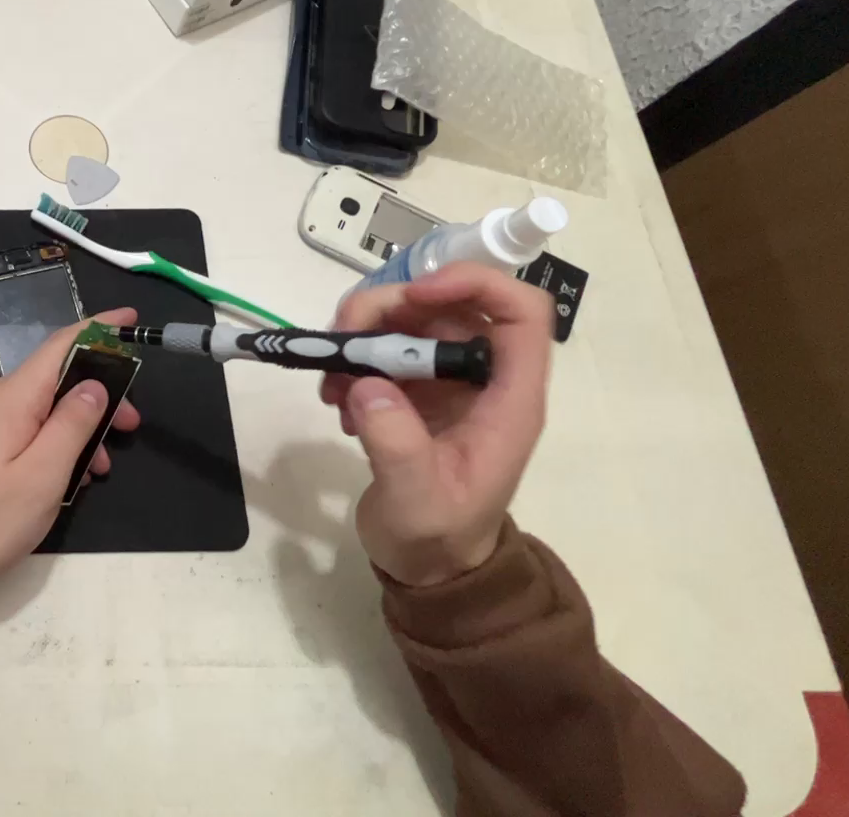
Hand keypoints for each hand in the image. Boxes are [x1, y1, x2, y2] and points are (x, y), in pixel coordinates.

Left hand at [0, 309, 141, 574]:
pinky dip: (56, 439)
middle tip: (131, 424)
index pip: (61, 345)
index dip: (99, 328)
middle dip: (99, 393)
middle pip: (57, 376)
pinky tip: (70, 473)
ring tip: (100, 467)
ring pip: (45, 403)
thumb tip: (95, 385)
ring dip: (79, 425)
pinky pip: (29, 423)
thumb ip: (72, 424)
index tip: (130, 319)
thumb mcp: (43, 475)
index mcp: (12, 397)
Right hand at [321, 264, 551, 586]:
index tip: (413, 295)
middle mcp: (477, 376)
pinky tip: (334, 399)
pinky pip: (378, 349)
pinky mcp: (407, 390)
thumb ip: (397, 442)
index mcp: (506, 398)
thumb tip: (366, 383)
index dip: (473, 285)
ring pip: (404, 321)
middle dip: (387, 309)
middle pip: (443, 306)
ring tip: (331, 381)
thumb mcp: (418, 497)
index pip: (517, 313)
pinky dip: (347, 360)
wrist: (426, 563)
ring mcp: (440, 381)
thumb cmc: (436, 534)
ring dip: (359, 335)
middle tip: (341, 342)